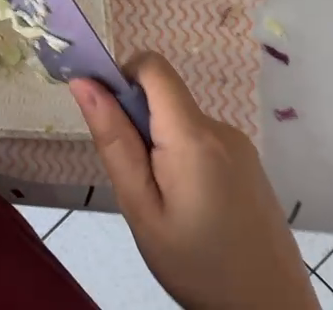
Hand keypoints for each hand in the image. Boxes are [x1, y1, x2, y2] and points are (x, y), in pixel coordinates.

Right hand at [72, 53, 317, 309]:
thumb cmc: (197, 266)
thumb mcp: (140, 206)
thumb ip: (113, 140)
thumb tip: (83, 82)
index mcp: (193, 137)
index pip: (152, 67)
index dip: (120, 76)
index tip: (105, 116)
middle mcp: (222, 131)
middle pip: (161, 96)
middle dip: (134, 122)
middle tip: (135, 180)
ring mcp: (240, 148)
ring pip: (176, 120)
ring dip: (156, 144)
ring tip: (163, 200)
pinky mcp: (248, 166)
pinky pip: (197, 140)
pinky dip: (178, 157)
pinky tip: (187, 206)